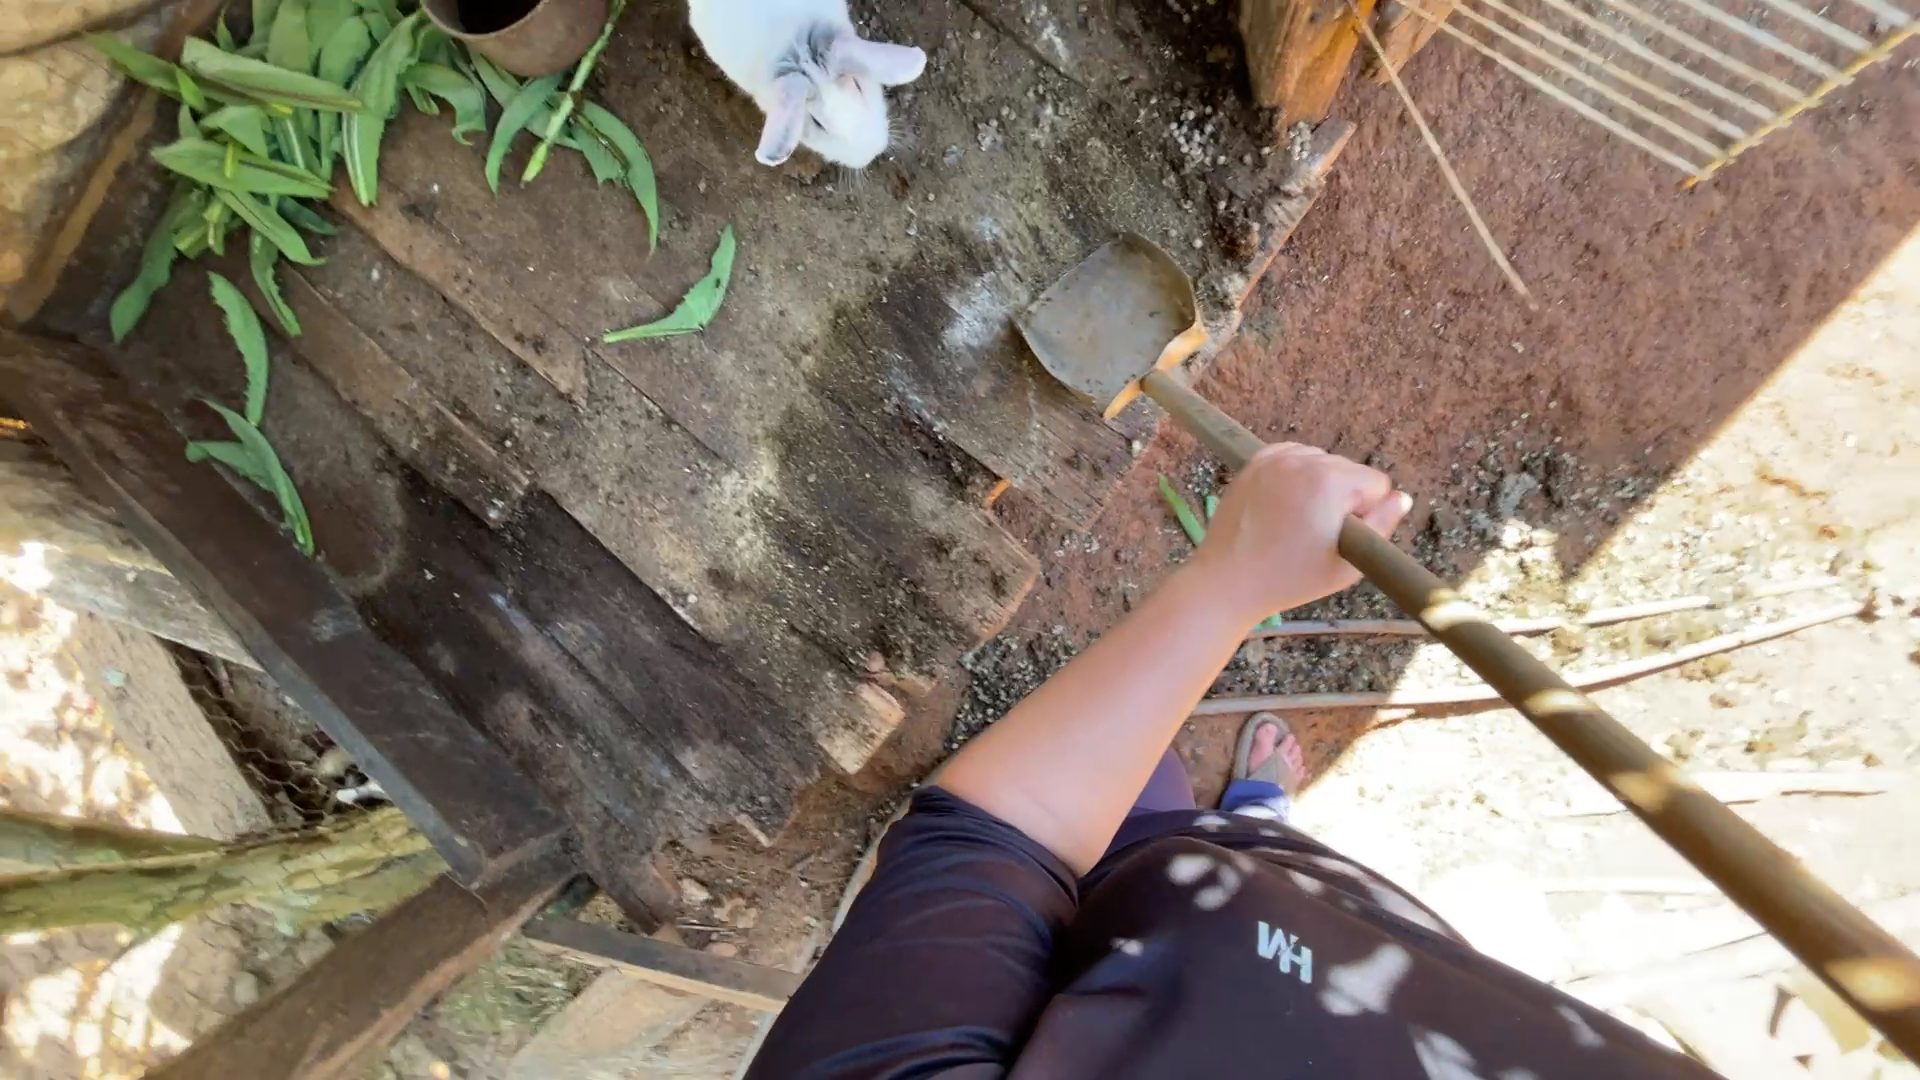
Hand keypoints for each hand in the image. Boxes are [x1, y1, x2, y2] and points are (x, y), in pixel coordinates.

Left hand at [1190, 443, 1411, 624]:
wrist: (1227, 580)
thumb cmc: (1289, 578)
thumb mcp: (1348, 563)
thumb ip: (1382, 526)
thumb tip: (1400, 498)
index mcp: (1330, 481)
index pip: (1377, 483)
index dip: (1367, 513)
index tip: (1340, 536)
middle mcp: (1302, 460)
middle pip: (1348, 470)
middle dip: (1343, 497)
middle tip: (1314, 532)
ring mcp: (1273, 460)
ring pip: (1320, 462)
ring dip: (1319, 484)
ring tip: (1297, 520)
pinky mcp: (1252, 464)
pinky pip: (1290, 457)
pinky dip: (1294, 474)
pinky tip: (1286, 502)